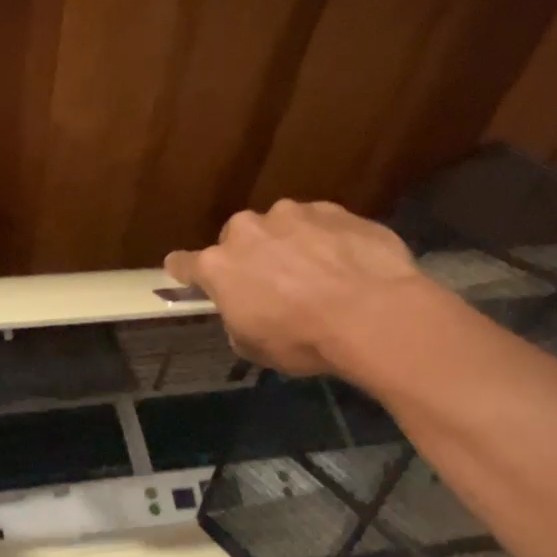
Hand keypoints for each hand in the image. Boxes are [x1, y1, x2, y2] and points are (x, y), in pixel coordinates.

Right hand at [164, 199, 436, 374]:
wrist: (373, 314)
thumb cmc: (301, 339)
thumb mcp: (254, 347)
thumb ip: (238, 321)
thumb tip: (245, 312)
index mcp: (218, 266)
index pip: (184, 263)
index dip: (184, 271)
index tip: (185, 275)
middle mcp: (249, 230)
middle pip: (236, 238)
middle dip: (247, 256)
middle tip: (269, 283)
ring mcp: (293, 214)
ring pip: (279, 226)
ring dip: (287, 243)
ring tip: (314, 272)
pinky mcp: (335, 209)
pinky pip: (319, 223)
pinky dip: (324, 239)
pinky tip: (344, 263)